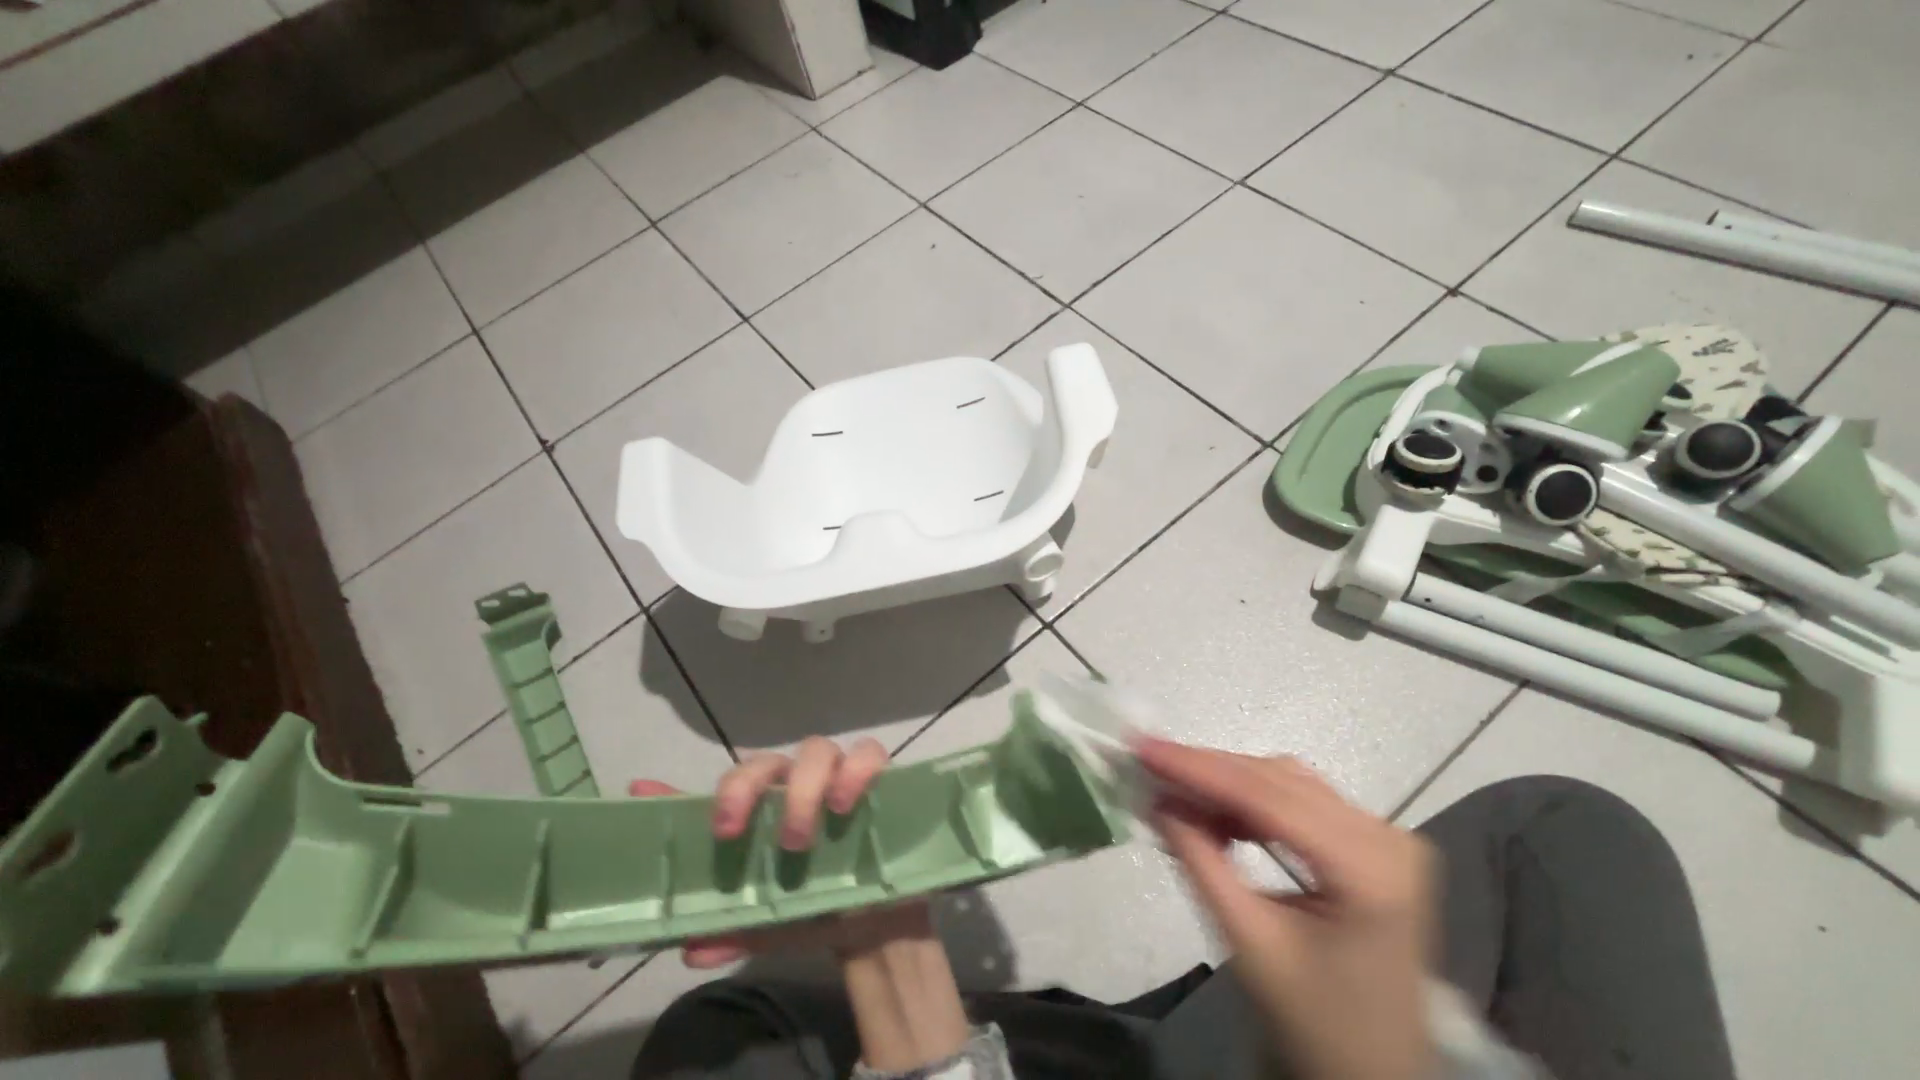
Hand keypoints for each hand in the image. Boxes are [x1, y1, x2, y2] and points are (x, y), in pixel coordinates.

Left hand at [629, 736, 969, 1072]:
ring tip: (808, 833)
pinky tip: (848, 803)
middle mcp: (798, 784)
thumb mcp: (766, 922)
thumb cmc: (813, 911)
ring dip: (807, 786)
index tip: (720, 829)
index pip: (737, 782)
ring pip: (818, 750)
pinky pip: (870, 754)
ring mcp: (838, 777)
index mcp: (766, 809)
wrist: (874, 930)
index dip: (724, 793)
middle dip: (755, 788)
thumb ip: (730, 928)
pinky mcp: (881, 780)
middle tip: (758, 835)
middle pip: (770, 759)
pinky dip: (857, 770)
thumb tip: (686, 948)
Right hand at [1139, 738, 1434, 1079]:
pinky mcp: (1373, 848)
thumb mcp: (1249, 942)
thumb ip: (1202, 862)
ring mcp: (1386, 840)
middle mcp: (1388, 838)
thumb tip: (1156, 799)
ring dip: (1228, 782)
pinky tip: (1213, 810)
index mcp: (1371, 868)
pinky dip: (1252, 802)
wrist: (1373, 1077)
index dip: (1201, 768)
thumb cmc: (1313, 1023)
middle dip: (1209, 771)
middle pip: (1282, 782)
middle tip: (1145, 763)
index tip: (1143, 749)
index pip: (1270, 797)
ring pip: (1290, 785)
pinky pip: (1302, 805)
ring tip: (1170, 787)